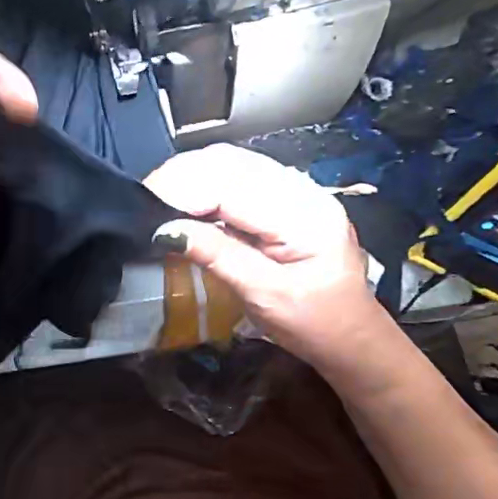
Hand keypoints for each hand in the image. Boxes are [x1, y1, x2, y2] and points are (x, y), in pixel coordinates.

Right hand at [143, 146, 385, 368]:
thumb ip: (218, 256)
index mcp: (304, 216)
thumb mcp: (264, 296)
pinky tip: (186, 205)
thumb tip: (167, 231)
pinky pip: (236, 177)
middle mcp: (301, 192)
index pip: (231, 186)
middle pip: (230, 162)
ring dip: (189, 177)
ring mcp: (294, 191)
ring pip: (230, 163)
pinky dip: (204, 184)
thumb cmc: (314, 324)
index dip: (183, 191)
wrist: (351, 336)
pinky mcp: (283, 198)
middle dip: (181, 176)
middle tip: (146, 202)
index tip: (147, 208)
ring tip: (159, 202)